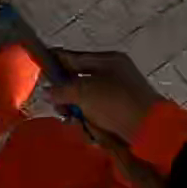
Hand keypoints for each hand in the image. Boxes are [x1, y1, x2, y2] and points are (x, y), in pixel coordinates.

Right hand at [46, 49, 162, 143]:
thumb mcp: (83, 92)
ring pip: (83, 100)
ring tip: (74, 121)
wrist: (149, 130)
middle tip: (58, 106)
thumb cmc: (115, 103)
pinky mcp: (119, 113)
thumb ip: (60, 90)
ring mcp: (117, 94)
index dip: (54, 61)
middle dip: (64, 95)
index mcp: (108, 61)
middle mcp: (113, 74)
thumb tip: (46, 91)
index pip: (73, 57)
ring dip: (76, 111)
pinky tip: (88, 130)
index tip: (37, 65)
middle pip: (76, 81)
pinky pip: (94, 114)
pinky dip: (88, 122)